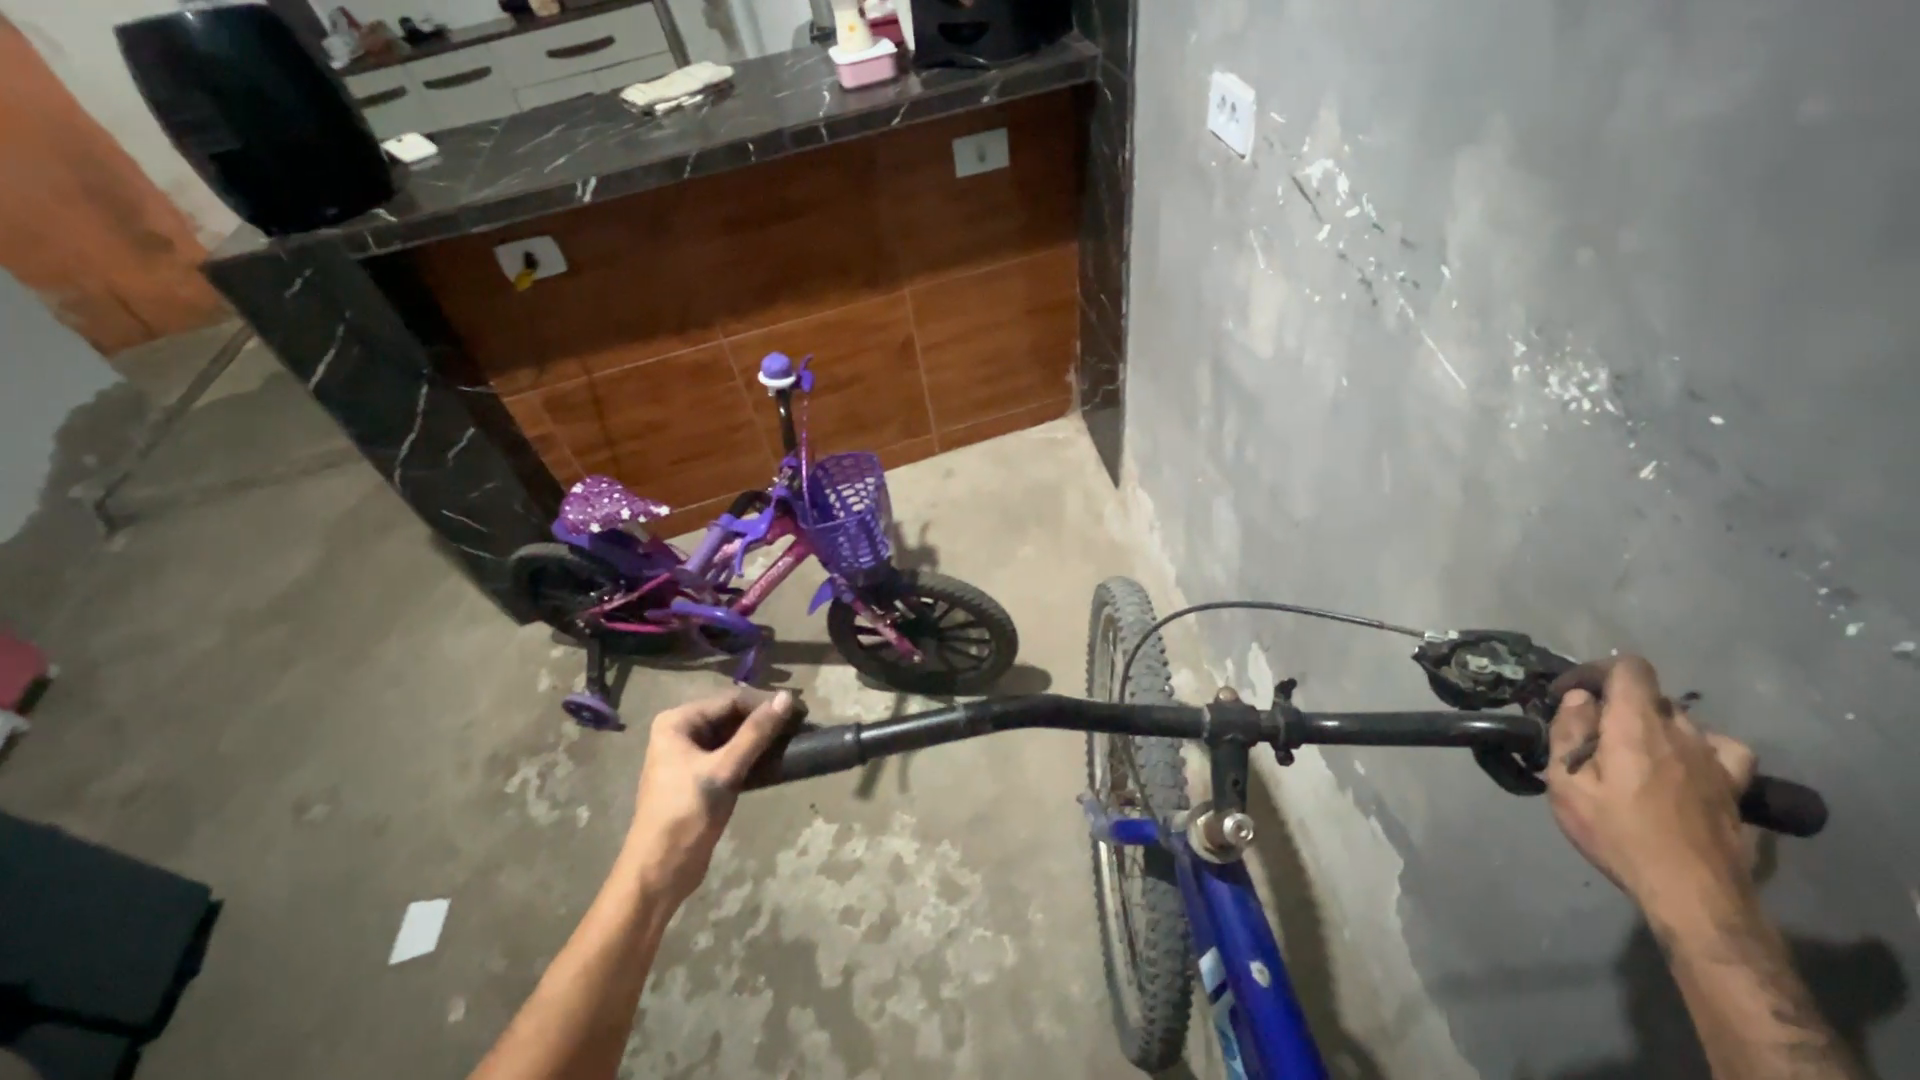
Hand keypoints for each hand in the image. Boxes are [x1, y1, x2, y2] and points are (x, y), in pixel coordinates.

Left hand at [622, 690, 795, 904]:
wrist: (660, 869)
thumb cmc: (686, 813)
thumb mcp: (724, 770)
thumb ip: (756, 733)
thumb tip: (787, 698)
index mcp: (677, 722)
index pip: (730, 701)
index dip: (764, 705)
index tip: (800, 714)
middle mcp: (681, 733)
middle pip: (731, 717)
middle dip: (764, 723)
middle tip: (801, 729)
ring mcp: (689, 757)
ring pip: (733, 739)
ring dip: (761, 741)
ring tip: (794, 744)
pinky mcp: (700, 779)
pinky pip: (731, 758)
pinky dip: (752, 758)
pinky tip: (776, 763)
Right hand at [1545, 657, 1757, 918]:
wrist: (1691, 889)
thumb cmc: (1618, 834)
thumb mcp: (1568, 786)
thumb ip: (1569, 734)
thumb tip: (1579, 700)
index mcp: (1636, 724)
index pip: (1629, 668)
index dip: (1597, 671)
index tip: (1572, 695)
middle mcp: (1680, 730)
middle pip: (1649, 695)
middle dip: (1617, 705)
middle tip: (1591, 735)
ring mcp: (1714, 756)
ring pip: (1679, 720)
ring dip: (1651, 727)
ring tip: (1631, 756)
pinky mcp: (1734, 783)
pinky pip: (1721, 746)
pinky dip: (1699, 745)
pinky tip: (1685, 763)